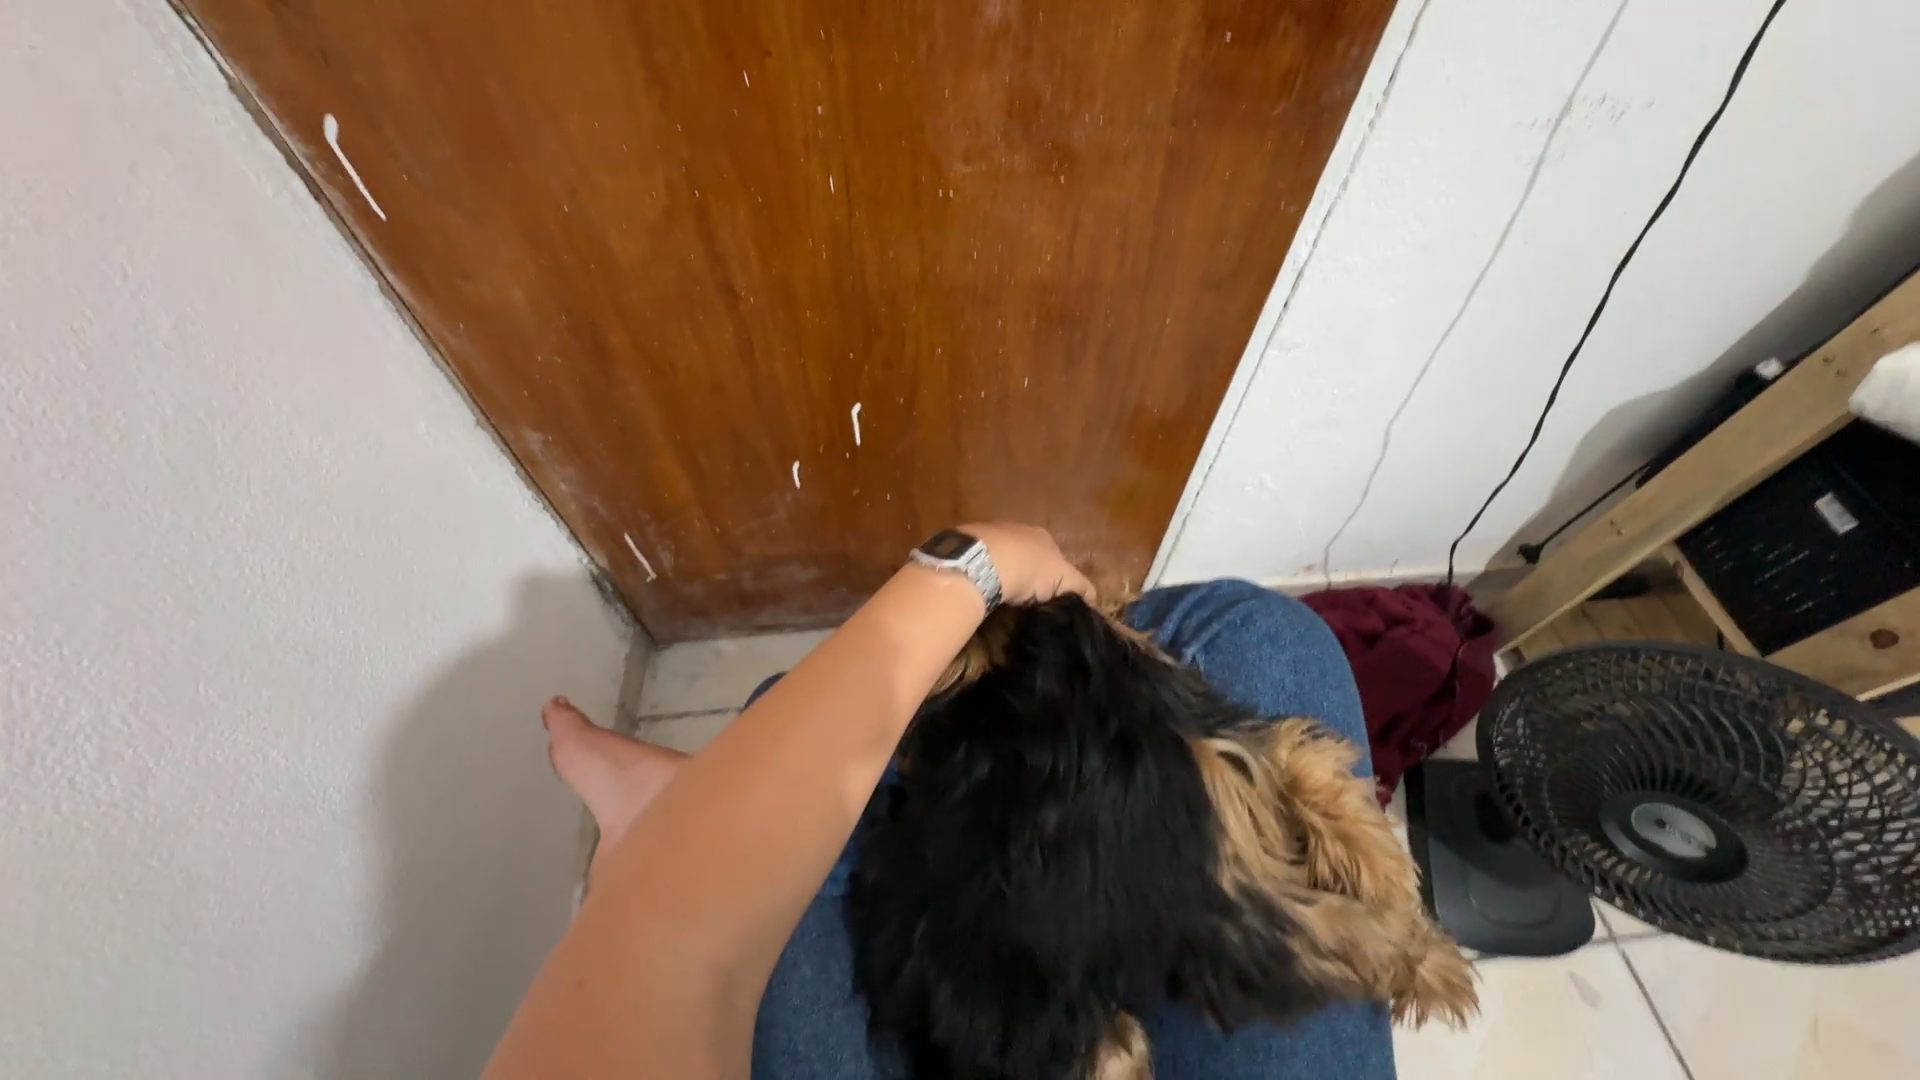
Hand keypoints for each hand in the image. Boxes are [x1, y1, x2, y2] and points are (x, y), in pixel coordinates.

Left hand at [959, 523, 1094, 605]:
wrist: (986, 559)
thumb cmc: (1030, 568)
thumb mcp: (1064, 580)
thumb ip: (1080, 587)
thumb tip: (1094, 599)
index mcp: (1044, 537)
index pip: (1055, 556)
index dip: (1055, 577)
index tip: (1051, 596)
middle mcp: (1019, 530)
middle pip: (1028, 554)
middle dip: (1027, 572)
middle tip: (1026, 598)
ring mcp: (992, 535)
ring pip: (1003, 556)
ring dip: (1004, 571)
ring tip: (1002, 595)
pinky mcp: (970, 546)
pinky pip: (982, 562)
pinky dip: (984, 573)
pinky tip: (983, 586)